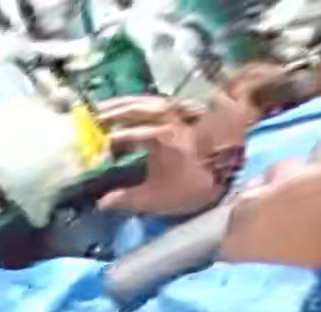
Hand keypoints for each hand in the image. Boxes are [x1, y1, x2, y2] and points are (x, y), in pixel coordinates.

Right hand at [97, 88, 260, 217]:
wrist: (230, 182)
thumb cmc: (189, 190)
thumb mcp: (150, 199)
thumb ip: (123, 198)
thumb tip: (101, 201)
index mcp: (167, 138)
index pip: (130, 133)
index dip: (108, 139)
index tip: (89, 147)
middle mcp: (180, 121)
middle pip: (145, 107)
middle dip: (116, 111)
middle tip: (91, 117)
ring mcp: (191, 115)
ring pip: (158, 102)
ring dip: (130, 104)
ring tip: (105, 109)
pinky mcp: (197, 116)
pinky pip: (170, 104)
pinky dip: (149, 106)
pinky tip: (132, 109)